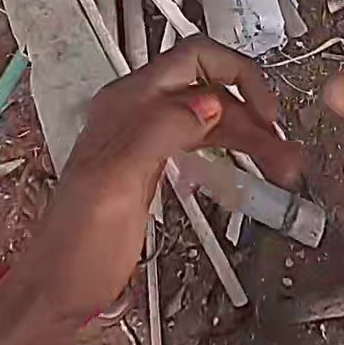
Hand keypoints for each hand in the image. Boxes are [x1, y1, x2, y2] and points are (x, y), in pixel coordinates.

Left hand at [0, 37, 298, 344]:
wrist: (59, 286)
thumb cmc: (81, 242)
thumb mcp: (117, 181)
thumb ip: (160, 131)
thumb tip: (210, 102)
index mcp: (129, 102)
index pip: (194, 58)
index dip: (237, 74)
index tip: (266, 113)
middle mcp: (139, 110)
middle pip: (210, 89)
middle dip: (252, 114)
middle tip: (284, 154)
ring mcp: (148, 136)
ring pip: (212, 118)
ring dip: (250, 137)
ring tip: (283, 167)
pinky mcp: (155, 162)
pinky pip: (202, 143)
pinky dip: (232, 152)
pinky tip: (251, 169)